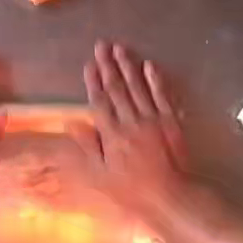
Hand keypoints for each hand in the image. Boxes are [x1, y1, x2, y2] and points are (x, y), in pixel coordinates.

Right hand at [72, 41, 193, 216]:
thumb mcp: (100, 175)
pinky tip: (149, 65)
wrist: (172, 196)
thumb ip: (88, 146)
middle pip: (117, 88)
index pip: (99, 102)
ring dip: (128, 66)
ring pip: (137, 87)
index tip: (88, 64)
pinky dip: (155, 79)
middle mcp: (130, 121)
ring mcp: (152, 119)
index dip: (93, 82)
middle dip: (108, 65)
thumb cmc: (131, 191)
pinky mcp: (171, 121)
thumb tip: (70, 122)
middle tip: (102, 45)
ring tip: (120, 48)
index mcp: (111, 134)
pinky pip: (162, 95)